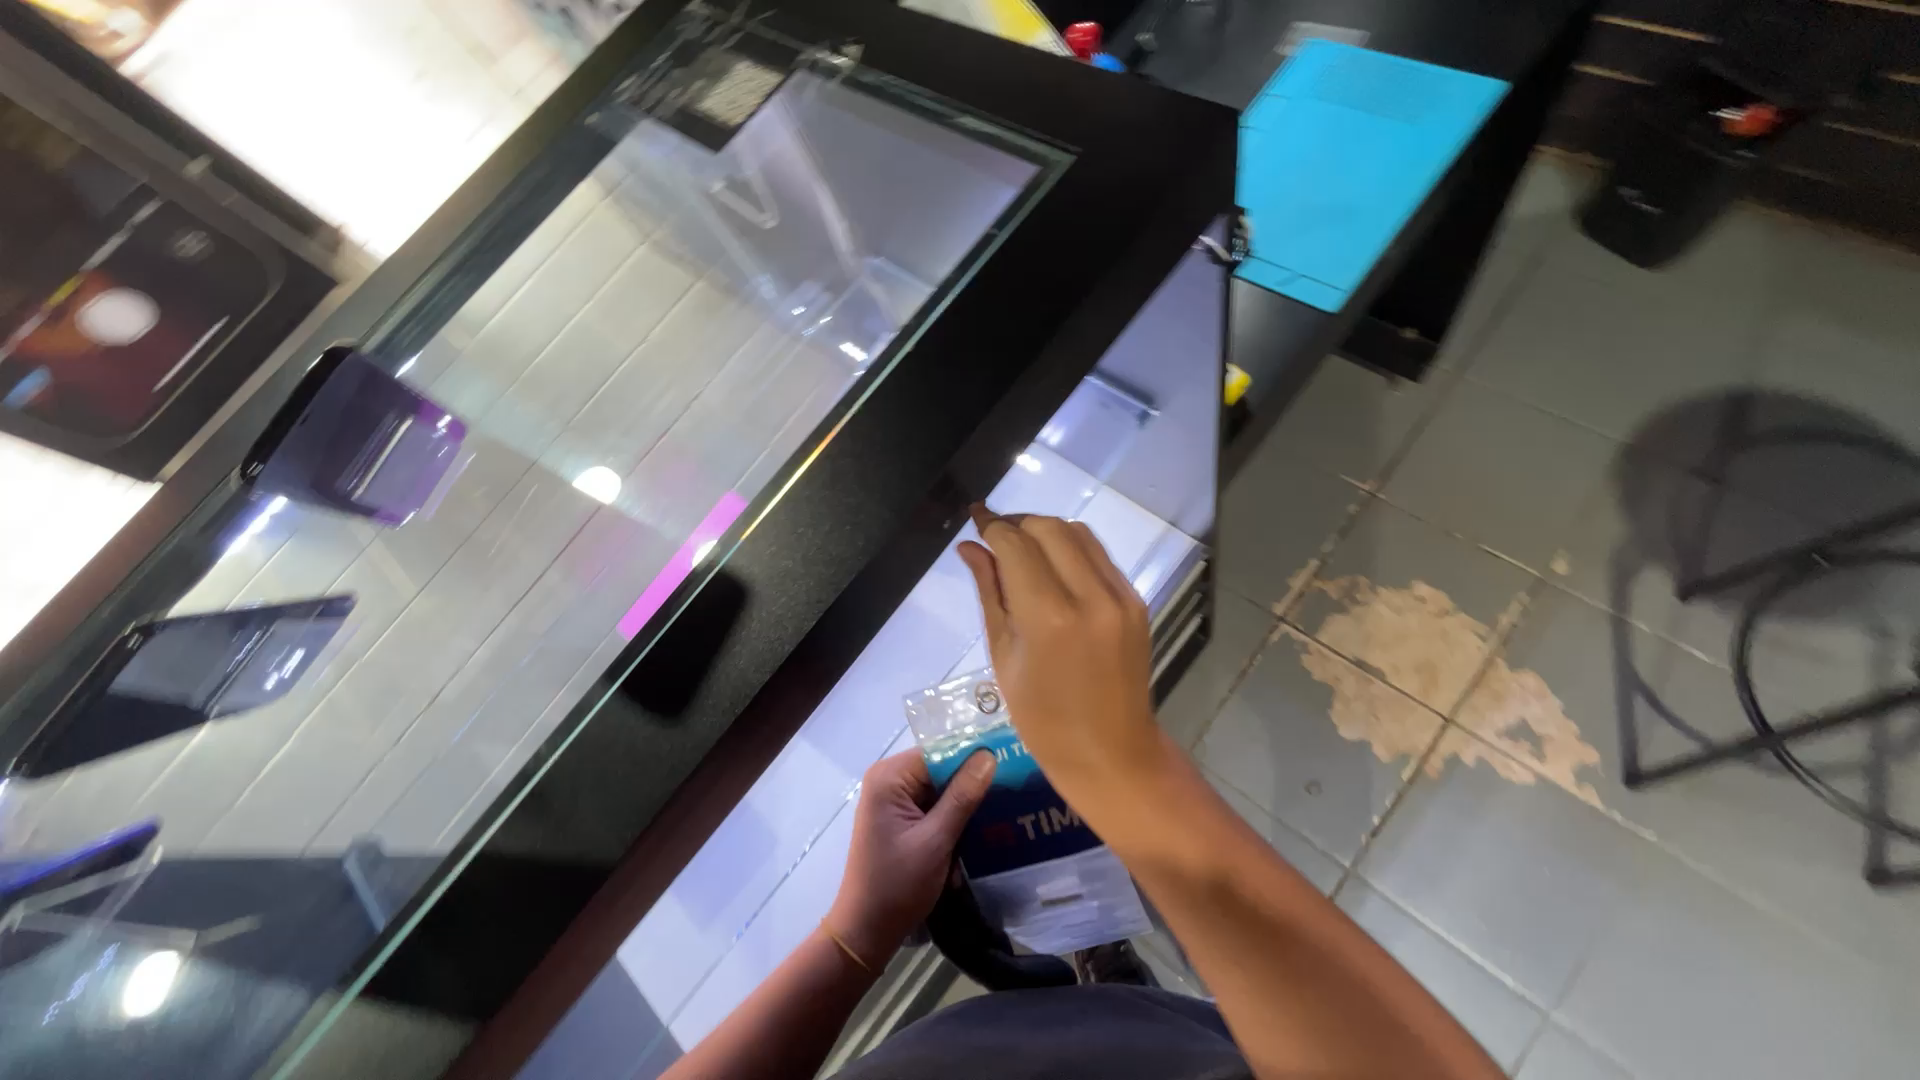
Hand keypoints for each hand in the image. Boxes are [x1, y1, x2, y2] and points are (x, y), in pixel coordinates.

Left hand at [825, 748, 995, 967]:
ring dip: (966, 801)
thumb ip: (962, 797)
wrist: (866, 930)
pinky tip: (982, 825)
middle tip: (1014, 787)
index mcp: (889, 777)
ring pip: (941, 787)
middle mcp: (888, 779)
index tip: (1012, 762)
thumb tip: (989, 756)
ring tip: (1006, 805)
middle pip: (941, 767)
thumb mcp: (935, 841)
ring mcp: (893, 799)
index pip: (940, 751)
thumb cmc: (897, 885)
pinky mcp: (900, 818)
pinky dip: (954, 816)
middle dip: (972, 780)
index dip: (974, 757)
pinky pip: (934, 805)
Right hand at [956, 506, 1164, 796]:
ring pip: (1078, 533)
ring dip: (1046, 531)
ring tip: (1022, 549)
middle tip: (995, 537)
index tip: (975, 517)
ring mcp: (1120, 597)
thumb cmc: (1043, 720)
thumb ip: (989, 592)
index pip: (1015, 545)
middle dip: (1018, 524)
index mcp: (1048, 617)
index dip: (992, 525)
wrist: (1110, 753)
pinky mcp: (1136, 601)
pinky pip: (1099, 556)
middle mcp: (1090, 596)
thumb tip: (970, 547)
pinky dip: (1072, 550)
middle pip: (1049, 527)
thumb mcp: (1003, 656)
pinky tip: (1053, 569)